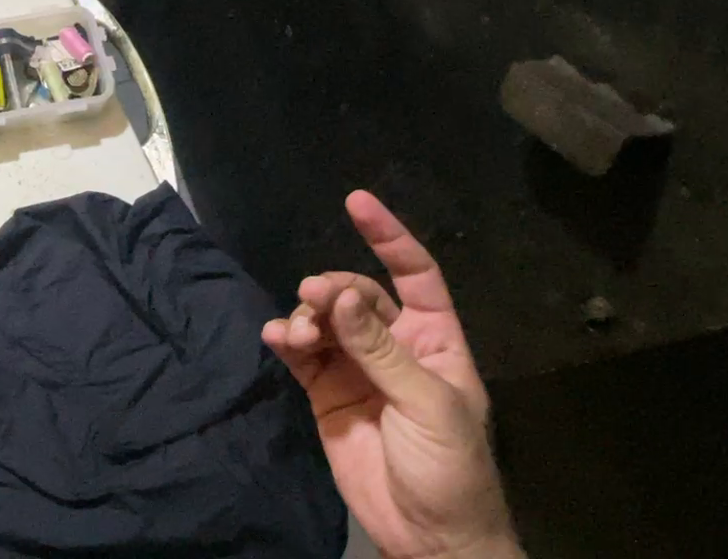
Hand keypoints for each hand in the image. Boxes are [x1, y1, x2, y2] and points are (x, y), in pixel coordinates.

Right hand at [262, 191, 521, 558]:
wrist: (428, 540)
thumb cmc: (451, 469)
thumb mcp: (426, 404)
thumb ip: (379, 348)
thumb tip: (338, 294)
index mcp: (433, 340)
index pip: (414, 274)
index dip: (388, 237)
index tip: (356, 202)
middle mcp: (392, 344)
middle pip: (357, 293)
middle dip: (334, 289)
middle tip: (315, 299)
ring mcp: (355, 366)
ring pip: (324, 318)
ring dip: (307, 315)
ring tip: (298, 334)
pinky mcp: (324, 390)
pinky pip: (301, 351)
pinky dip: (286, 338)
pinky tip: (276, 337)